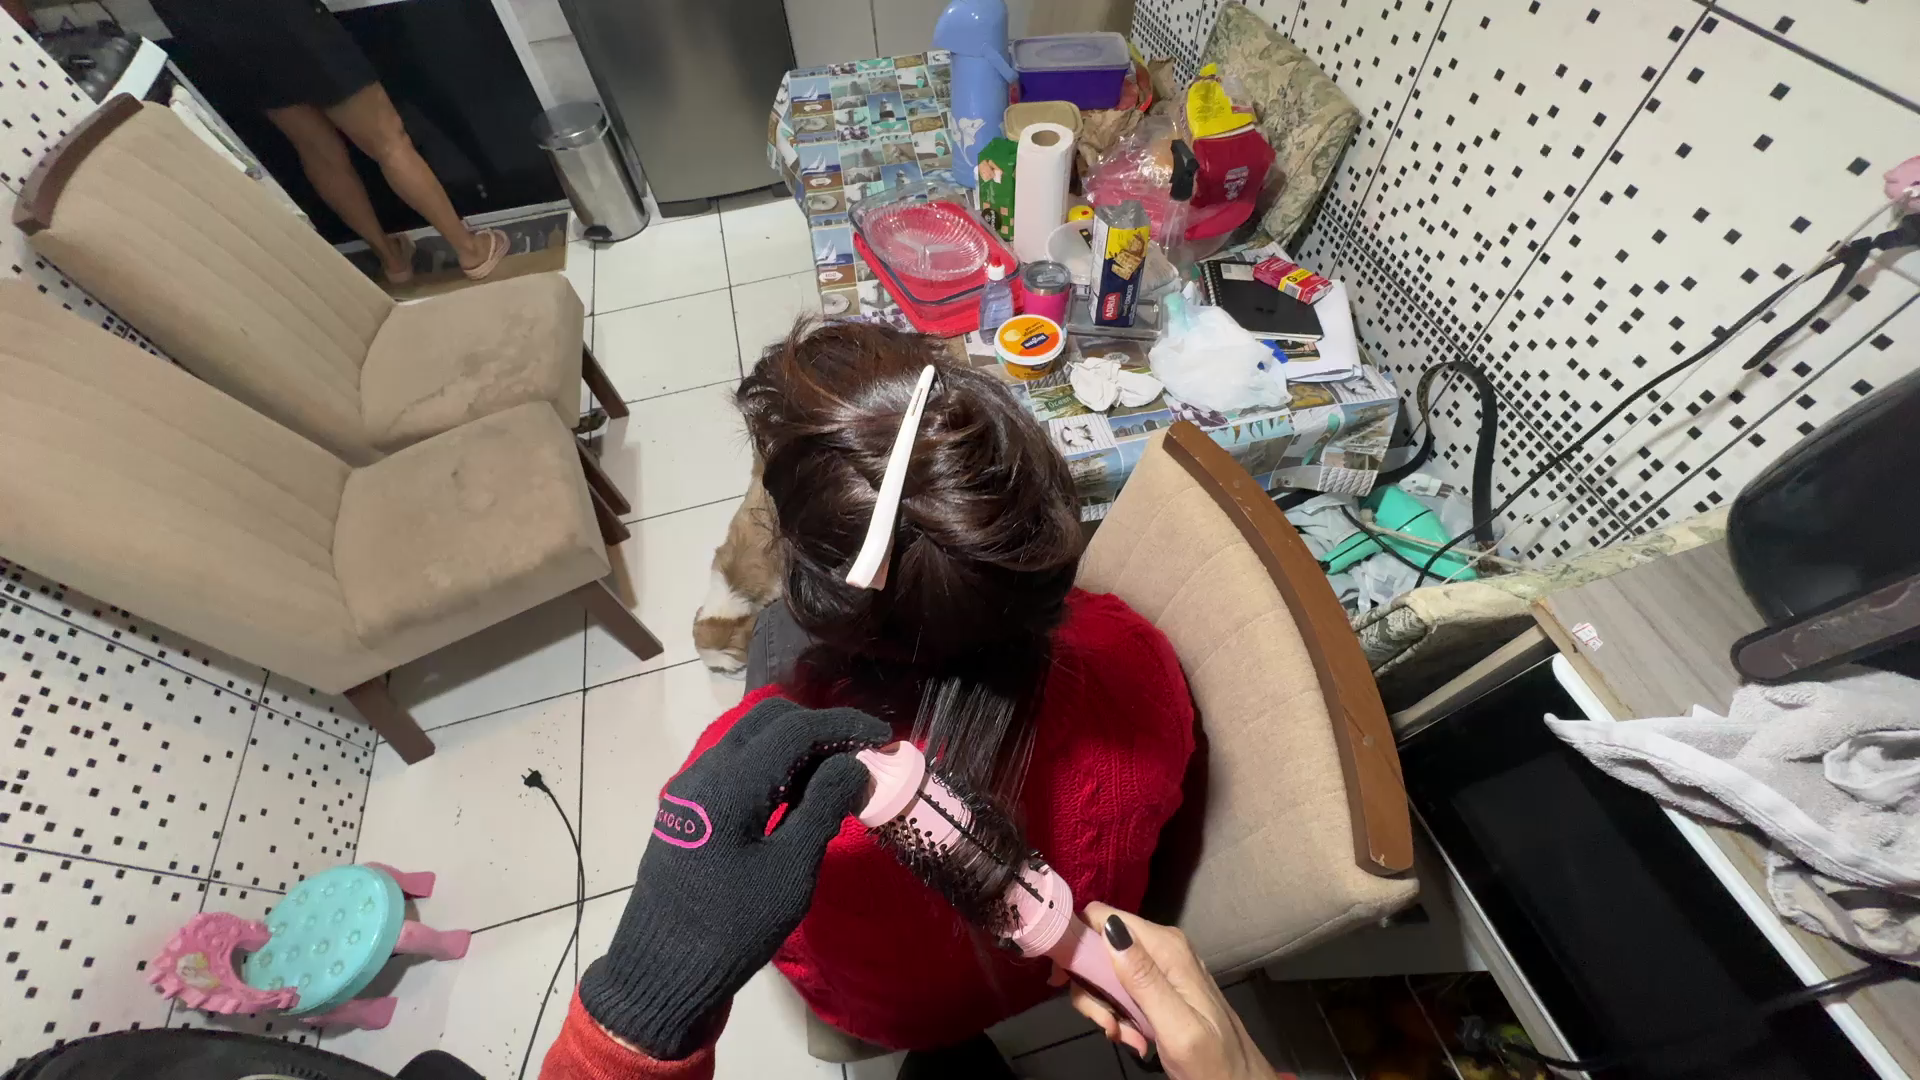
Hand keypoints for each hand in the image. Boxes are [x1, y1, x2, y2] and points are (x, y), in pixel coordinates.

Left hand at [579, 698, 888, 1058]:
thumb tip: (854, 763)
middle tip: (859, 752)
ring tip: (837, 774)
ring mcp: (694, 786)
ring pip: (753, 738)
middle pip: (771, 719)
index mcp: (729, 783)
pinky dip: (776, 764)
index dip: (844, 726)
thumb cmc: (731, 927)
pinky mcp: (692, 805)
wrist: (660, 975)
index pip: (795, 728)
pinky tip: (800, 793)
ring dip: (798, 745)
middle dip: (820, 727)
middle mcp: (706, 770)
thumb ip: (825, 806)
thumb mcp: (791, 870)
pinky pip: (740, 763)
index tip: (883, 738)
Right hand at [1057, 903, 1277, 1079]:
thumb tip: (1109, 926)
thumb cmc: (1214, 1065)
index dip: (1077, 941)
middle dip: (1092, 986)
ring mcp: (1161, 964)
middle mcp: (1161, 945)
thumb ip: (1143, 978)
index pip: (1103, 915)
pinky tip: (1134, 1037)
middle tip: (1107, 1026)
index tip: (1066, 981)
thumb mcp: (1178, 1028)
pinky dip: (1119, 1012)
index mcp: (1165, 946)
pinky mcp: (1159, 983)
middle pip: (1100, 944)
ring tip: (1125, 1038)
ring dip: (1106, 1005)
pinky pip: (1122, 986)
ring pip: (1107, 968)